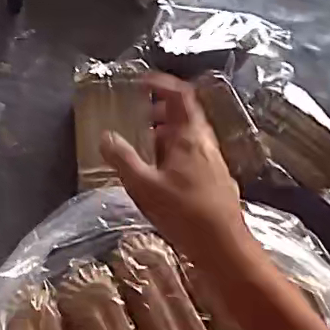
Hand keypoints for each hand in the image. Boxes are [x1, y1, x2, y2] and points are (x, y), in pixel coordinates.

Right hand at [99, 72, 251, 260]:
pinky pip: (193, 154)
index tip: (140, 83)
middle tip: (137, 117)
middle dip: (159, 111)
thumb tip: (106, 137)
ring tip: (143, 146)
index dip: (161, 84)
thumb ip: (123, 159)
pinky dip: (174, 153)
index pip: (180, 95)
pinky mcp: (216, 180)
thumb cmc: (184, 213)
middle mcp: (206, 143)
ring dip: (166, 134)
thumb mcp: (144, 186)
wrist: (224, 246)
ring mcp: (214, 162)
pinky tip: (160, 174)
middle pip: (184, 115)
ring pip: (188, 136)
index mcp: (191, 136)